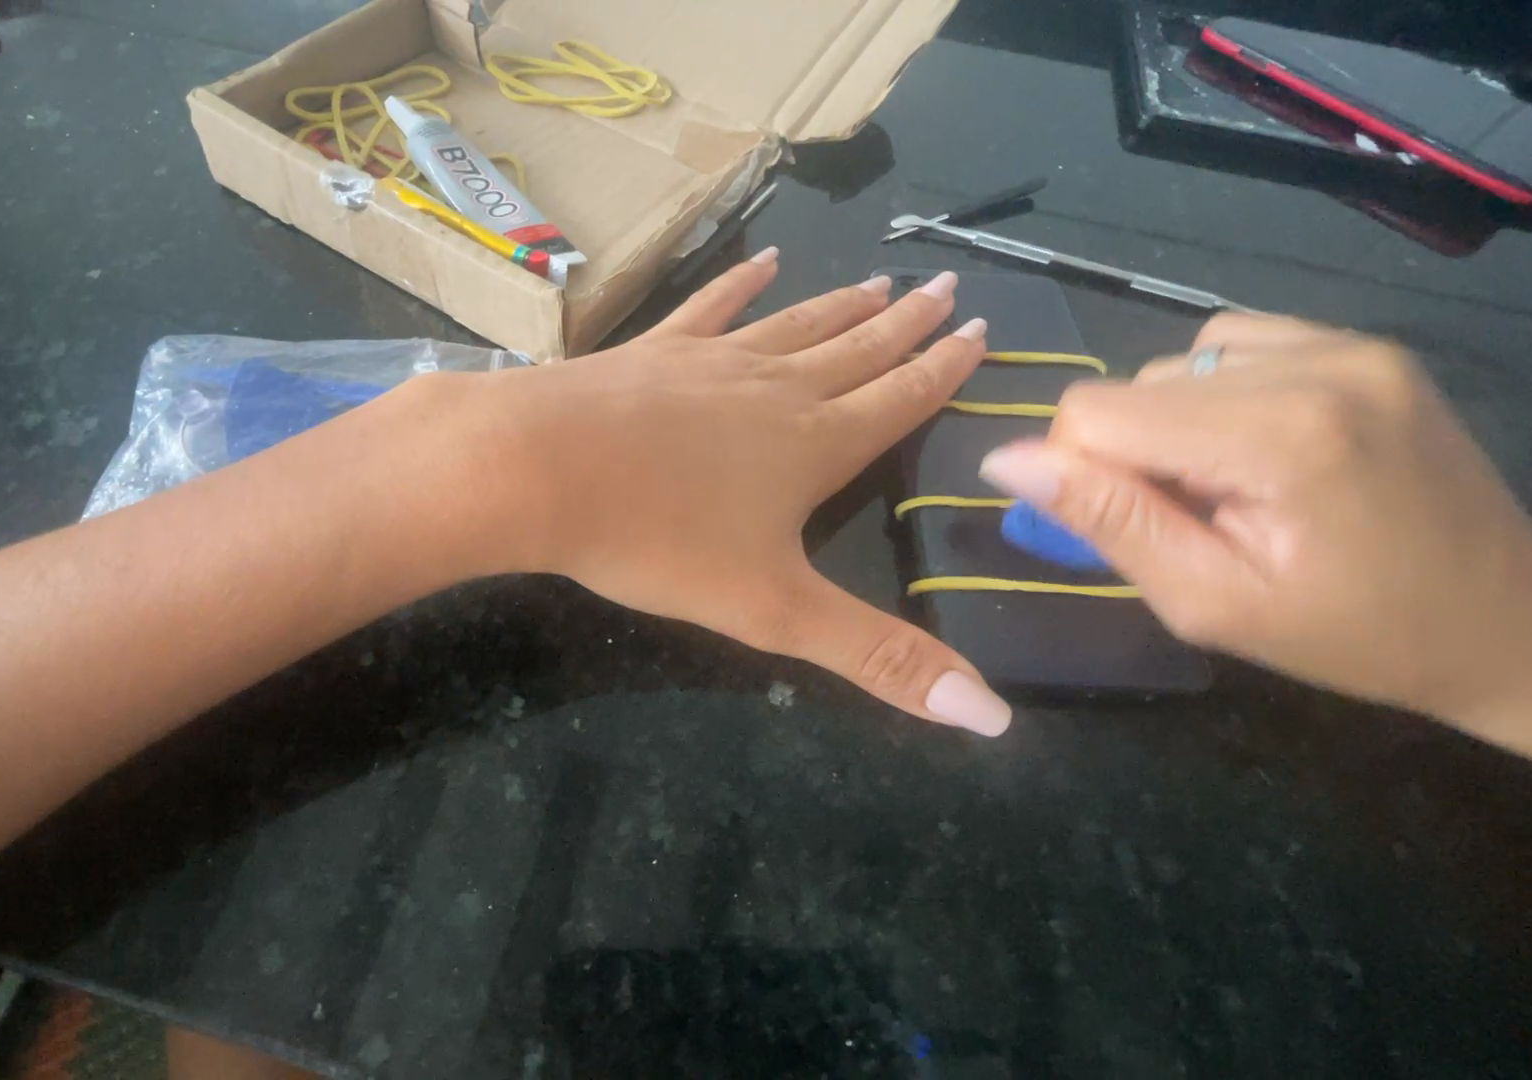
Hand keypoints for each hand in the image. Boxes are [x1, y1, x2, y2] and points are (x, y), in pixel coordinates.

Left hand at [407, 253, 1011, 733]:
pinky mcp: (652, 353)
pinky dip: (738, 285)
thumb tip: (992, 716)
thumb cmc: (656, 541)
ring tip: (881, 280)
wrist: (539, 469)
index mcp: (813, 446)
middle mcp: (773, 391)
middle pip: (855, 352)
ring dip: (840, 306)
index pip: (898, 402)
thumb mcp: (773, 612)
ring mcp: (710, 363)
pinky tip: (761, 261)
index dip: (942, 371)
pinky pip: (709, 309)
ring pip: (793, 326)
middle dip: (905, 327)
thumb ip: (875, 658)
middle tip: (948, 290)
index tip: (979, 330)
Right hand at [977, 314, 1531, 749]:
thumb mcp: (1206, 600)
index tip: (1128, 525)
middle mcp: (1313, 364)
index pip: (1093, 411)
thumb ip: (1105, 520)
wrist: (1506, 624)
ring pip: (1169, 365)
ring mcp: (1345, 344)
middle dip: (1127, 454)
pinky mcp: (1360, 342)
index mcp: (1277, 435)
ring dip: (1166, 426)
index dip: (1079, 472)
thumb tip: (1004, 460)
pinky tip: (1247, 441)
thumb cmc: (1348, 635)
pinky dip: (1206, 393)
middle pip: (1128, 387)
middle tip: (1190, 518)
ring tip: (1226, 484)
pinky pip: (1224, 344)